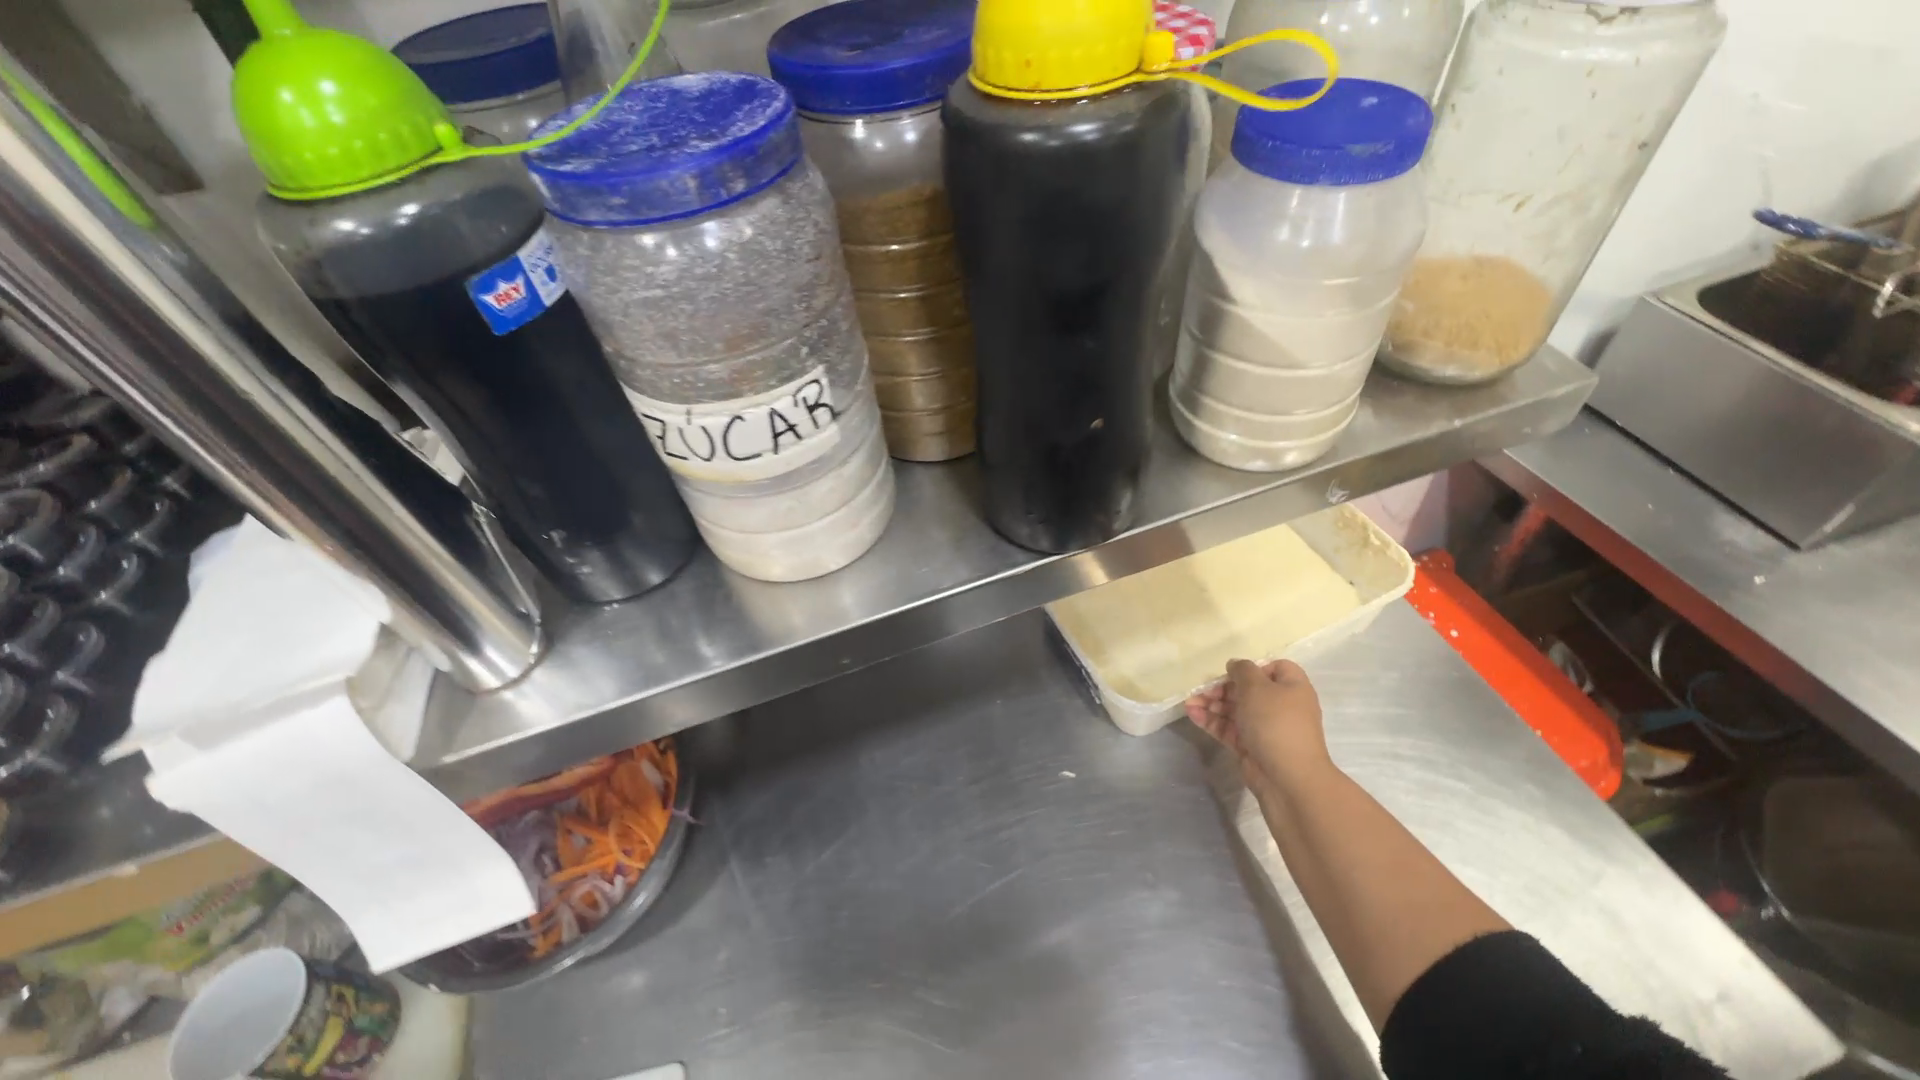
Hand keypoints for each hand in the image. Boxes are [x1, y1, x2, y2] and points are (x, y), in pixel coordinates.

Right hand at [1185, 659, 1332, 793]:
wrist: (1287, 777)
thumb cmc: (1276, 722)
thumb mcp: (1258, 687)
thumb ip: (1243, 670)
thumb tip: (1235, 665)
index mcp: (1292, 688)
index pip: (1274, 668)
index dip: (1253, 668)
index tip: (1232, 671)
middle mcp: (1280, 706)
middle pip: (1248, 690)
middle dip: (1223, 688)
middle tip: (1203, 689)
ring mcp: (1264, 728)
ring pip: (1235, 710)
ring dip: (1212, 704)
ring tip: (1190, 702)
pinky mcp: (1250, 746)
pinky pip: (1228, 728)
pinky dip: (1211, 720)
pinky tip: (1192, 714)